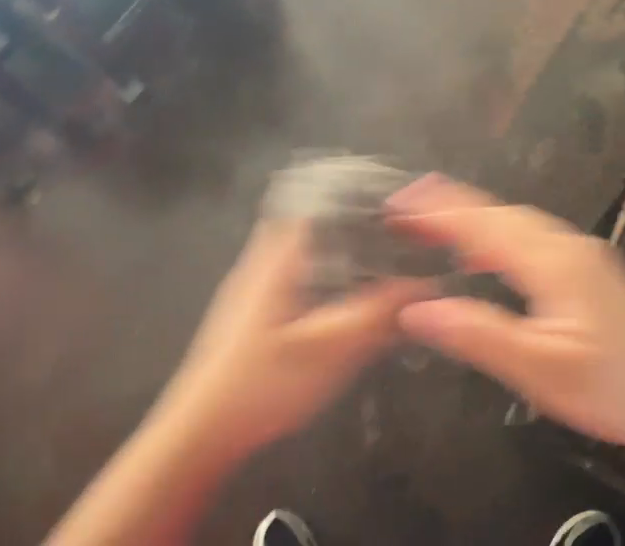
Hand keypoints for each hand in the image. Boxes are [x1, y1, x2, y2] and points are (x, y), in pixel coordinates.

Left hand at [152, 220, 427, 458]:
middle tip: (392, 233)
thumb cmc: (262, 383)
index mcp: (277, 258)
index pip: (314, 203)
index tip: (390, 199)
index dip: (351, 194)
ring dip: (335, 253)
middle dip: (348, 224)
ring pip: (300, 254)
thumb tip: (423, 286)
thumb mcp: (326, 350)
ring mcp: (251, 290)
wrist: (200, 431)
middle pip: (308, 225)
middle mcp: (260, 263)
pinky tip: (341, 303)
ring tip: (377, 262)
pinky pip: (294, 279)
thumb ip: (374, 315)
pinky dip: (322, 279)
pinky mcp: (250, 316)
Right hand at [388, 175, 624, 452]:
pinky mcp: (594, 273)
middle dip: (451, 205)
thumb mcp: (542, 370)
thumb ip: (479, 335)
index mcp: (553, 262)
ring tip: (435, 221)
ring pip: (519, 223)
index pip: (483, 223)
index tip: (396, 203)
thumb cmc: (618, 389)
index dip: (438, 210)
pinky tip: (489, 253)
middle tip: (405, 208)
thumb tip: (415, 310)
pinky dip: (499, 233)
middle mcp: (568, 246)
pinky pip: (534, 237)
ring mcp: (585, 256)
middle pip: (500, 213)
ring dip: (475, 217)